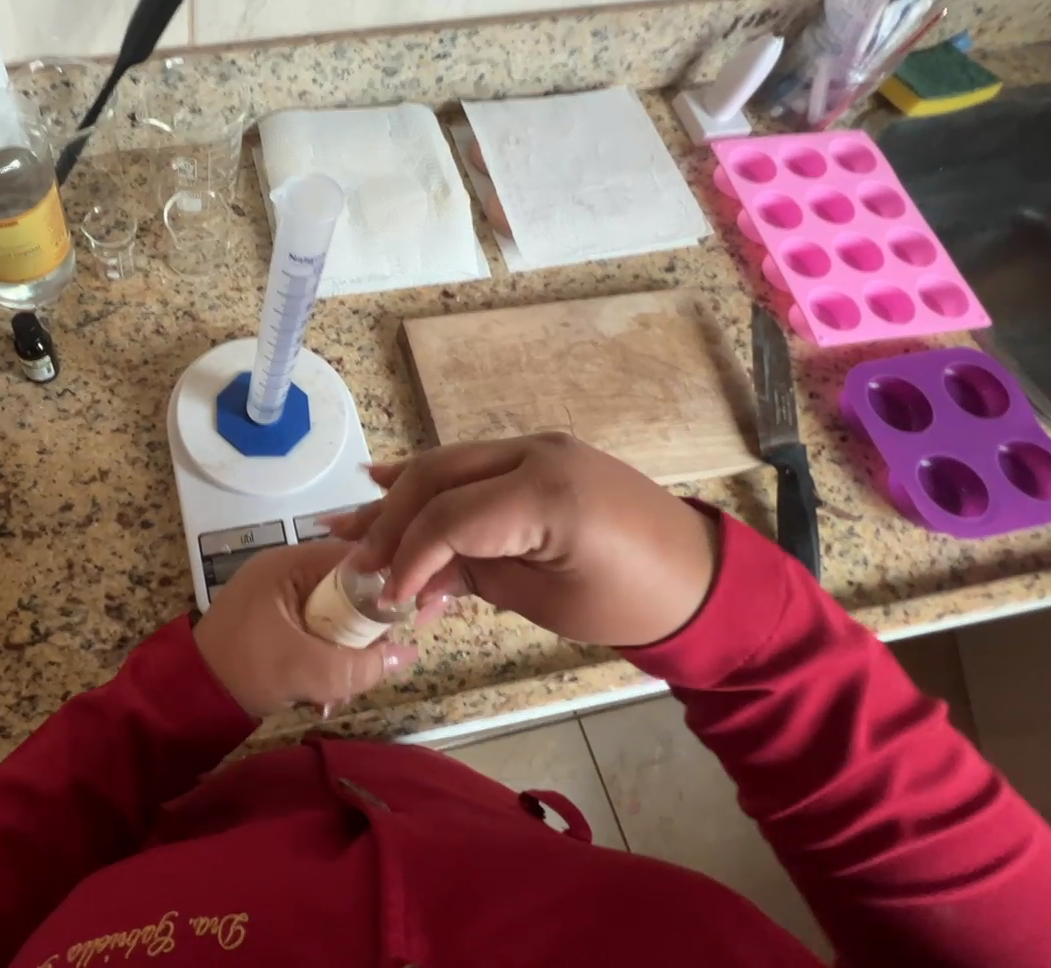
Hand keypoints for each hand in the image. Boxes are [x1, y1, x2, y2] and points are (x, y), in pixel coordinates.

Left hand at [191, 541, 417, 718]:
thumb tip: (409, 653)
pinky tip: (322, 690)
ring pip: (334, 615)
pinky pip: (316, 629)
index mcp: (288, 563)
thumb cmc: (245, 668)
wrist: (189, 695)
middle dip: (360, 632)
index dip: (383, 585)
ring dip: (342, 651)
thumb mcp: (308, 670)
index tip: (402, 619)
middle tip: (369, 664)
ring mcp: (278, 595)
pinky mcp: (275, 620)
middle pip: (347, 589)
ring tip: (339, 687)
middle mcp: (285, 570)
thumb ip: (362, 664)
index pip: (353, 558)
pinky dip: (323, 657)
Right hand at [325, 433, 720, 647]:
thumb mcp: (543, 601)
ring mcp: (537, 447)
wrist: (700, 577)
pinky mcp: (537, 454)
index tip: (385, 595)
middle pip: (436, 477)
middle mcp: (536, 454)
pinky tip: (384, 477)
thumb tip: (406, 585)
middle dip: (389, 521)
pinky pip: (471, 461)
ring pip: (445, 463)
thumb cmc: (630, 603)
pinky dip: (429, 476)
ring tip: (350, 521)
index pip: (448, 518)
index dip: (406, 556)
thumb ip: (468, 578)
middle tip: (356, 560)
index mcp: (546, 495)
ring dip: (397, 495)